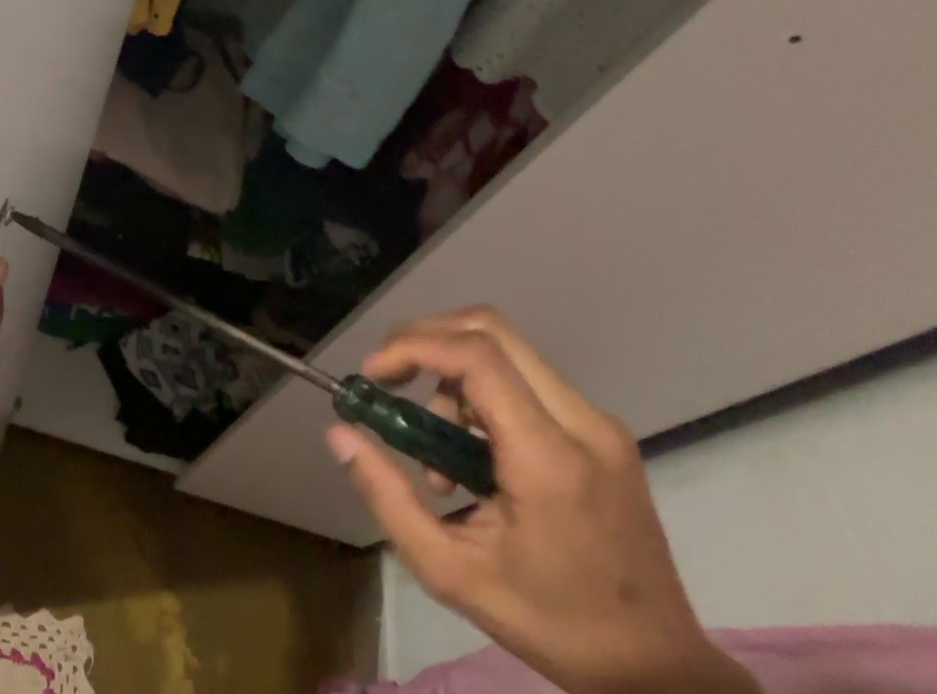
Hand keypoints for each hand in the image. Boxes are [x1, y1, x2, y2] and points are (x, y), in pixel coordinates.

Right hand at [327, 308, 757, 693]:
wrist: (654, 664)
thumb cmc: (548, 621)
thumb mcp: (447, 569)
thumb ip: (387, 495)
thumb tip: (339, 435)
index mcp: (549, 458)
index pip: (477, 357)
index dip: (413, 348)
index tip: (373, 376)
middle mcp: (583, 425)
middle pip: (493, 332)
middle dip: (425, 340)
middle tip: (387, 379)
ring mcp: (599, 427)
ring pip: (508, 353)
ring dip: (451, 376)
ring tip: (434, 448)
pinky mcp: (602, 436)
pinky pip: (527, 382)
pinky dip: (479, 394)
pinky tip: (467, 454)